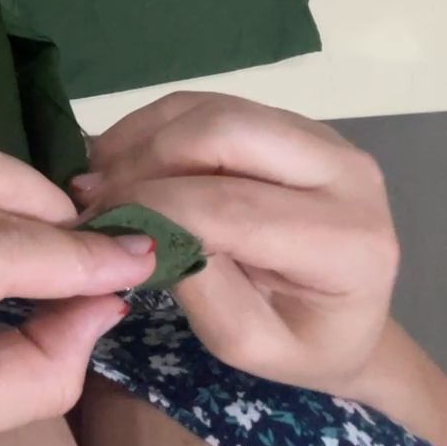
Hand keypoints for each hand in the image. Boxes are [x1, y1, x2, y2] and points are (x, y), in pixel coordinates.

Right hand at [73, 92, 398, 397]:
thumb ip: (196, 285)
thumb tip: (138, 228)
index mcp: (350, 242)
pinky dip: (149, 125)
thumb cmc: (297, 339)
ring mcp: (315, 134)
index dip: (154, 206)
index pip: (234, 207)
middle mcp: (345, 172)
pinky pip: (202, 103)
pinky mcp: (280, 117)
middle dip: (146, 158)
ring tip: (100, 175)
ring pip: (207, 109)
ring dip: (140, 137)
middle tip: (96, 193)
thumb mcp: (246, 342)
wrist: (341, 315)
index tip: (99, 223)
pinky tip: (122, 157)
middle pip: (226, 132)